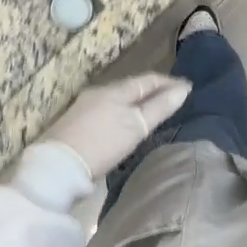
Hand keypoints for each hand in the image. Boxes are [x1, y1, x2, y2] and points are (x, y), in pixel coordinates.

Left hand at [43, 73, 192, 176]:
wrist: (58, 166)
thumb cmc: (103, 144)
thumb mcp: (136, 126)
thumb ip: (160, 107)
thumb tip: (184, 89)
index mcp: (116, 90)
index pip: (148, 80)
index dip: (169, 83)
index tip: (187, 88)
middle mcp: (99, 92)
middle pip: (132, 87)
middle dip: (153, 91)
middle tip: (172, 99)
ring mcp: (85, 106)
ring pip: (118, 98)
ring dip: (136, 101)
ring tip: (152, 111)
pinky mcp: (76, 122)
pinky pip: (106, 109)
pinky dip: (122, 111)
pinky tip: (125, 123)